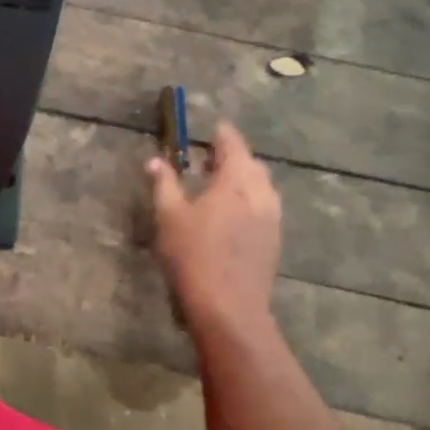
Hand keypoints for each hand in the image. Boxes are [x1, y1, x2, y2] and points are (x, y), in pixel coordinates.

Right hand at [145, 120, 282, 339]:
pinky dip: (248, 197)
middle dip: (232, 156)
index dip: (222, 134)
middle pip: (251, 164)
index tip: (212, 125)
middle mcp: (261, 194)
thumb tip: (156, 160)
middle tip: (208, 155)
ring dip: (242, 177)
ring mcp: (272, 217)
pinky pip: (263, 205)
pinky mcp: (273, 238)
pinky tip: (230, 211)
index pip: (233, 145)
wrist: (228, 304)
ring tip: (217, 182)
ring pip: (260, 186)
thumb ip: (164, 183)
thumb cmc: (192, 253)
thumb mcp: (168, 215)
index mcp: (236, 181)